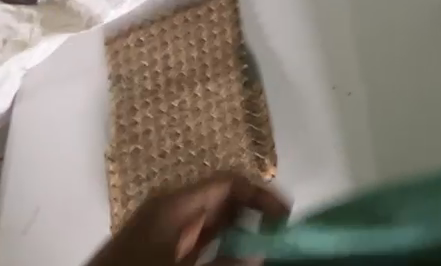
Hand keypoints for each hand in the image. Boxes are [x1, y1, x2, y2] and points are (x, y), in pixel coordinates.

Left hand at [94, 174, 288, 265]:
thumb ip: (223, 263)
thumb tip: (261, 254)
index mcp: (176, 203)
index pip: (229, 183)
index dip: (261, 195)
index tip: (285, 216)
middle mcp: (170, 207)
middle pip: (221, 199)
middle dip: (251, 214)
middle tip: (277, 235)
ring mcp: (160, 229)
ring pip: (209, 221)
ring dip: (235, 232)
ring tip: (260, 248)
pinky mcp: (155, 249)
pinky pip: (195, 240)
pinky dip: (216, 246)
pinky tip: (230, 259)